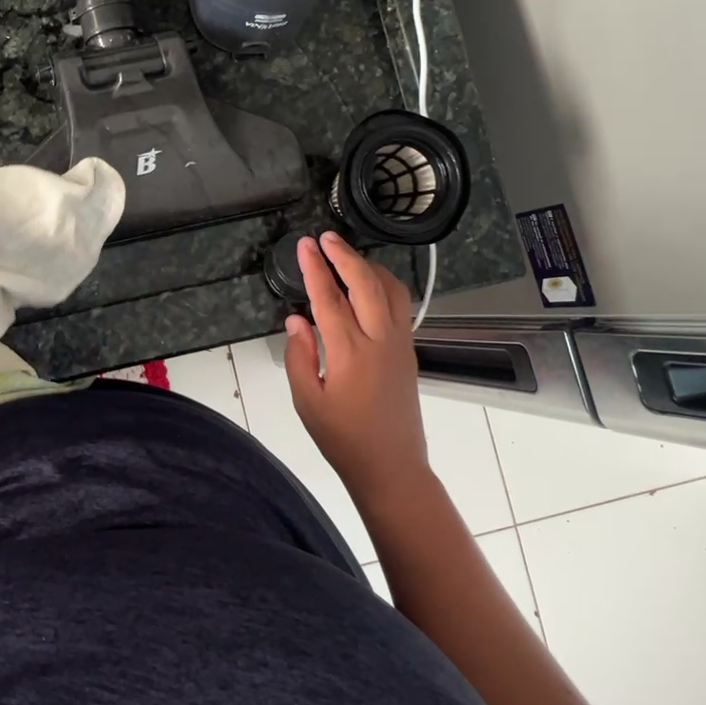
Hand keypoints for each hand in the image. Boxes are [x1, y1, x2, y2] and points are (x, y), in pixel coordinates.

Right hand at [283, 231, 431, 497]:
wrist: (391, 466)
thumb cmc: (342, 438)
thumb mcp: (306, 401)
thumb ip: (299, 355)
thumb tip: (296, 319)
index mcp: (350, 354)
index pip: (329, 298)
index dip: (315, 268)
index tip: (304, 245)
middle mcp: (380, 341)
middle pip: (366, 283)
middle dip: (344, 255)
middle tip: (324, 237)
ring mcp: (400, 344)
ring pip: (390, 290)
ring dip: (368, 266)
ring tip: (345, 255)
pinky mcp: (409, 351)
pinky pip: (400, 305)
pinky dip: (383, 284)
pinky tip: (368, 283)